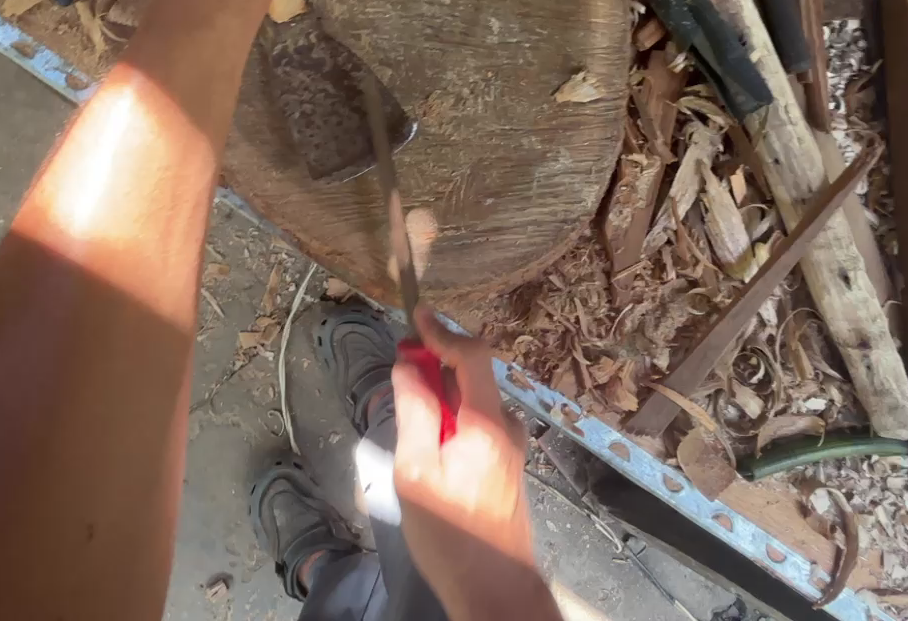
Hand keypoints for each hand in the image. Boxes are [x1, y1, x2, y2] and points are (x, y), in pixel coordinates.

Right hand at [392, 309, 559, 620]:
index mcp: (487, 420)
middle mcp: (505, 424)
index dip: (442, 330)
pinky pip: (475, 421)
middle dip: (434, 363)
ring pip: (470, 400)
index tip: (415, 315)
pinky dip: (450, 415)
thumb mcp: (417, 471)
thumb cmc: (451, 534)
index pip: (472, 354)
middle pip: (470, 373)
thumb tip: (407, 364)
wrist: (496, 594)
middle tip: (399, 372)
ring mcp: (509, 444)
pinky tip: (429, 445)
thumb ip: (414, 410)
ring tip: (408, 419)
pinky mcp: (505, 463)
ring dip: (440, 394)